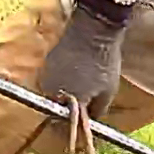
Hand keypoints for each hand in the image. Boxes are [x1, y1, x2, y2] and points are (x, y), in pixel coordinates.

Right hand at [38, 0, 129, 117]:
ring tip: (79, 89)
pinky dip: (61, 81)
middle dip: (67, 110)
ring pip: (52, 94)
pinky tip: (74, 75)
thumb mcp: (108, 92)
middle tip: (81, 107)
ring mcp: (45, 76)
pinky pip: (52, 79)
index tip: (80, 126)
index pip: (64, 124)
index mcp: (65, 103)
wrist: (94, 27)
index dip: (73, 127)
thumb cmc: (103, 62)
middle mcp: (50, 93)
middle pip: (56, 109)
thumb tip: (90, 121)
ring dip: (63, 95)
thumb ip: (97, 111)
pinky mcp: (46, 62)